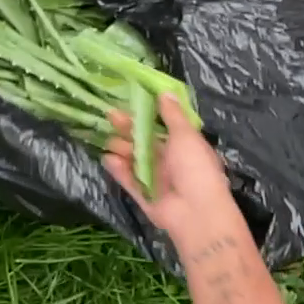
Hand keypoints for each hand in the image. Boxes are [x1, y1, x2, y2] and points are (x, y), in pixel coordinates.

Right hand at [103, 93, 241, 243]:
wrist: (195, 211)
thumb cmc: (195, 167)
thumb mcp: (185, 135)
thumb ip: (172, 115)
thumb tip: (165, 92)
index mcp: (185, 146)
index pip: (163, 127)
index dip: (147, 115)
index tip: (130, 102)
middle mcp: (170, 161)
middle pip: (146, 142)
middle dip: (129, 129)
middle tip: (110, 116)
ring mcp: (157, 179)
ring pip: (135, 160)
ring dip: (122, 148)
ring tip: (109, 140)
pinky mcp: (145, 195)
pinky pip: (129, 180)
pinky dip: (119, 170)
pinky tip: (108, 158)